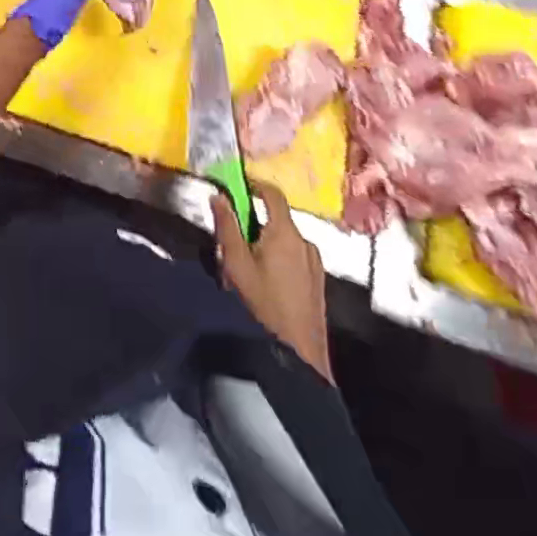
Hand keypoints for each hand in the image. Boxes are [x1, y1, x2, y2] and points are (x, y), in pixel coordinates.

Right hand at [212, 177, 330, 381]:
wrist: (299, 351)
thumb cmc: (263, 302)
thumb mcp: (236, 264)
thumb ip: (227, 227)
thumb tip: (219, 196)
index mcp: (285, 233)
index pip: (273, 194)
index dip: (255, 184)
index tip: (236, 185)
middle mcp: (305, 241)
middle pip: (276, 219)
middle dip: (252, 222)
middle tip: (230, 241)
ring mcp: (315, 261)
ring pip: (284, 239)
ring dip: (263, 242)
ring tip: (243, 267)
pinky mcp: (317, 279)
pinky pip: (294, 256)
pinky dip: (276, 257)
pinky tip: (263, 281)